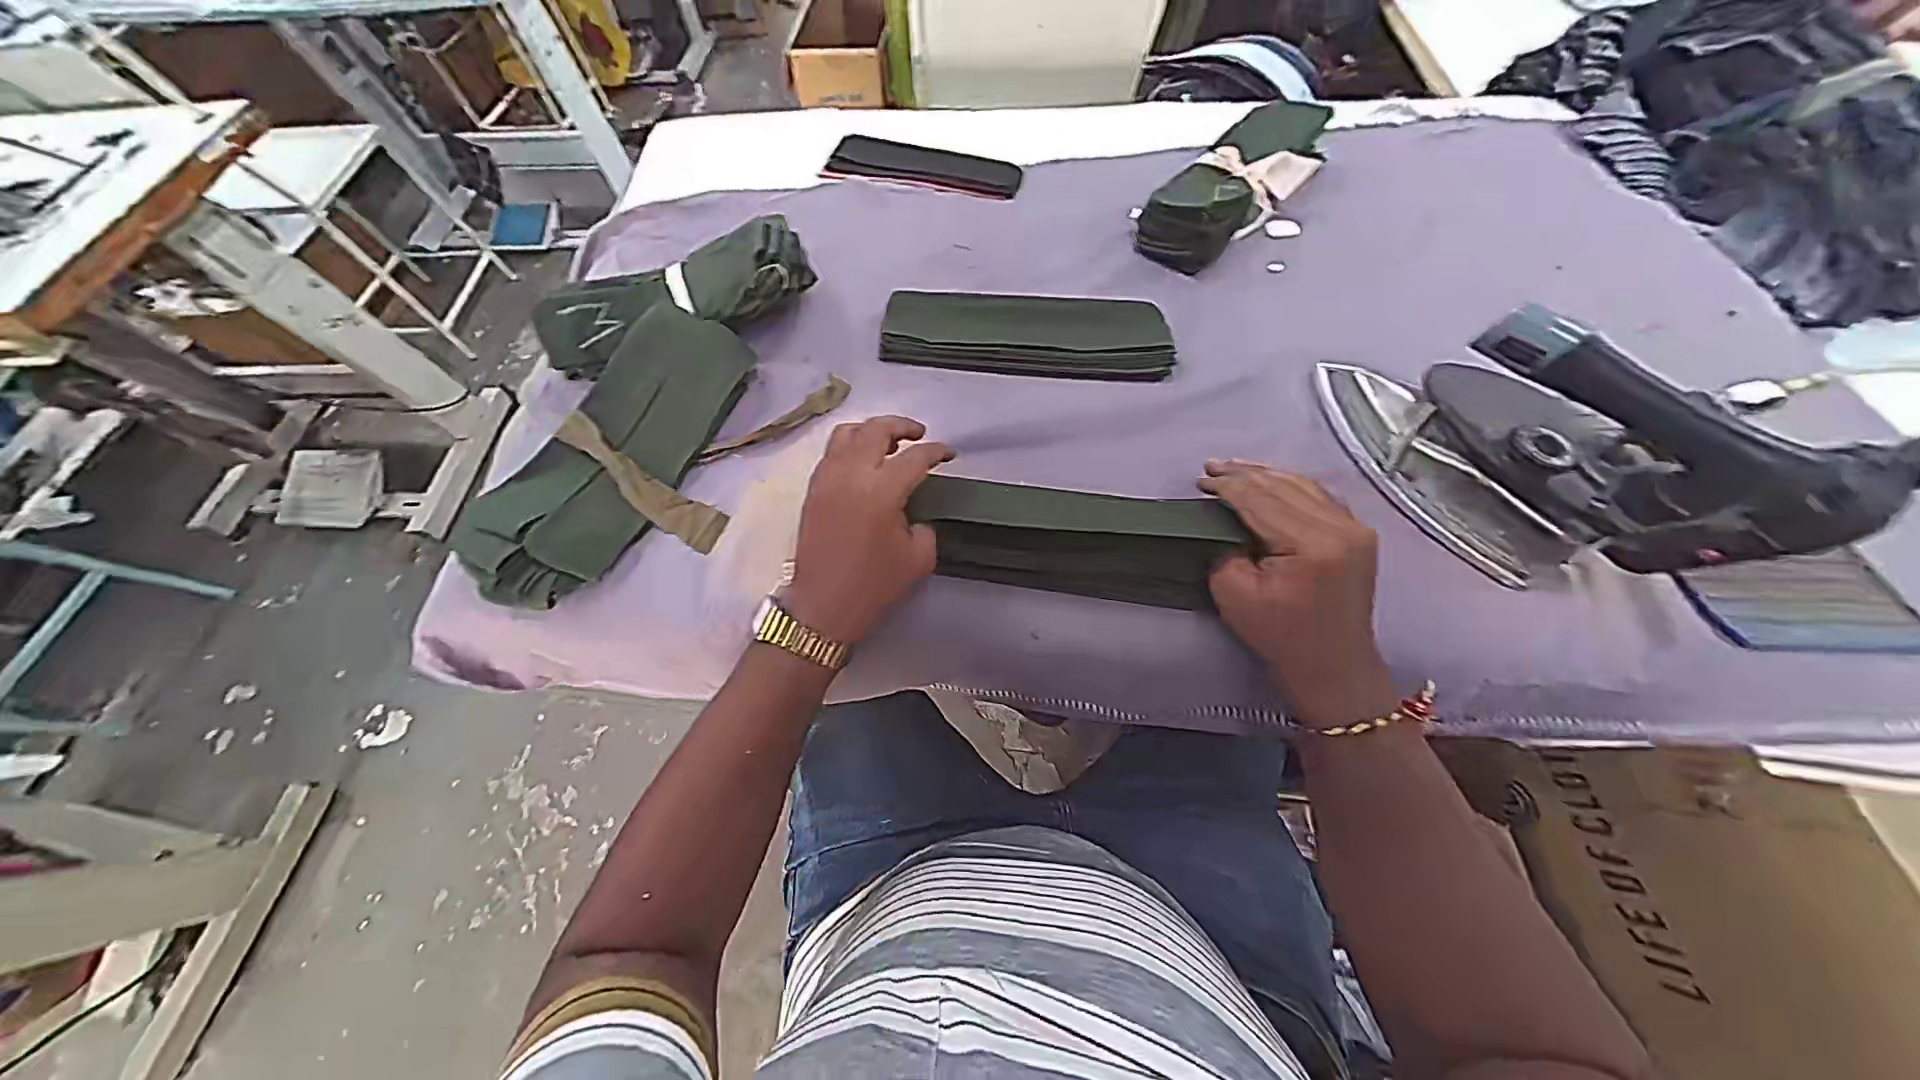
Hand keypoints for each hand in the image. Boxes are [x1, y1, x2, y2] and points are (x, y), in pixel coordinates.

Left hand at [783, 416, 951, 643]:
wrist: (824, 605)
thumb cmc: (874, 585)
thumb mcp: (917, 559)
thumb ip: (924, 527)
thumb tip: (915, 514)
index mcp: (881, 491)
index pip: (914, 457)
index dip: (936, 452)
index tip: (947, 454)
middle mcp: (851, 475)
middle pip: (876, 430)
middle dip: (902, 426)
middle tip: (919, 435)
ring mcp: (827, 479)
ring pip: (847, 433)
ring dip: (871, 431)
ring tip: (888, 443)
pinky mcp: (813, 489)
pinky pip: (831, 453)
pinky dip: (850, 447)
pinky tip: (863, 462)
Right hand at [1200, 461, 1397, 728]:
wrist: (1332, 665)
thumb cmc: (1280, 636)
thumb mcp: (1234, 596)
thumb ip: (1225, 552)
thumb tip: (1226, 524)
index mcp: (1313, 544)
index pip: (1261, 500)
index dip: (1228, 487)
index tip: (1202, 482)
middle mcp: (1342, 528)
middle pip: (1284, 486)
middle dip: (1244, 475)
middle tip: (1210, 469)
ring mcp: (1356, 529)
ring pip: (1304, 485)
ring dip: (1266, 475)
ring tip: (1234, 470)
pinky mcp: (1358, 535)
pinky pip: (1319, 497)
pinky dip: (1289, 486)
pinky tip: (1269, 482)